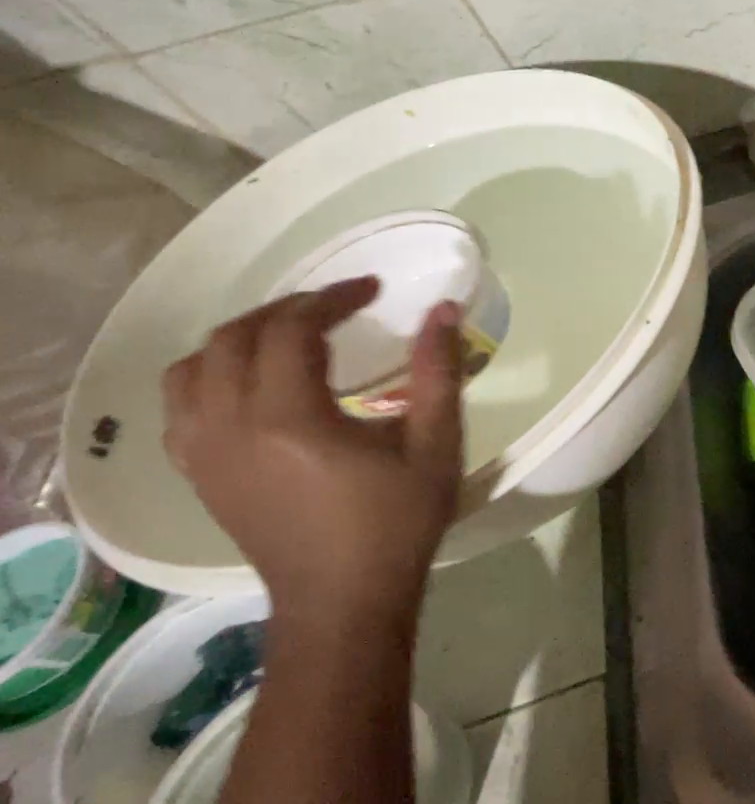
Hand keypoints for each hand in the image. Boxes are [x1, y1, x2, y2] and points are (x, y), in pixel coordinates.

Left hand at [162, 277, 464, 624]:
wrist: (343, 597)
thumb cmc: (397, 520)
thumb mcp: (435, 443)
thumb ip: (438, 371)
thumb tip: (443, 310)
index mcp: (290, 418)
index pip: (291, 330)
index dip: (330, 298)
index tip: (371, 289)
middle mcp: (230, 427)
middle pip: (234, 338)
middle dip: (285, 310)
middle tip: (336, 306)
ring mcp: (204, 453)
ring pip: (192, 369)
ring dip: (240, 339)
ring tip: (291, 337)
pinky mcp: (199, 473)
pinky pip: (180, 407)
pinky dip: (211, 377)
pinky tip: (253, 384)